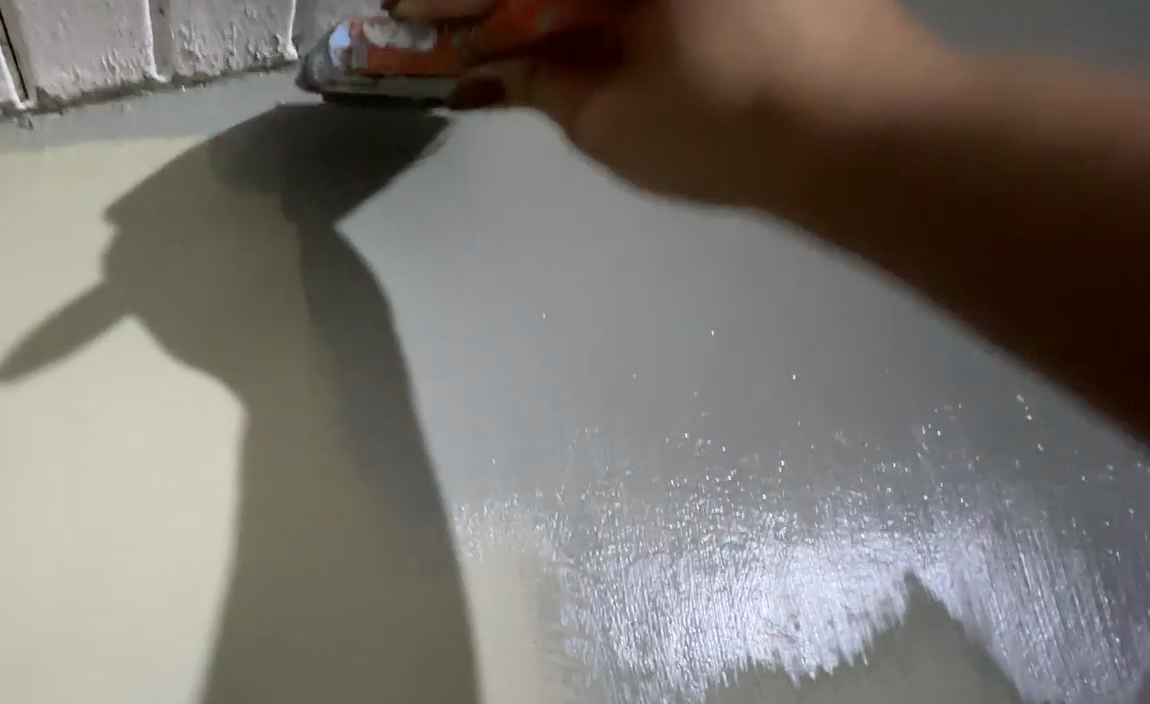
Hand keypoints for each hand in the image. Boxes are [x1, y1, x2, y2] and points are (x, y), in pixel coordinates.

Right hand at [388, 0, 959, 206]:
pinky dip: (589, 11)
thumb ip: (539, 79)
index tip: (405, 10)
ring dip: (542, 7)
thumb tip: (484, 70)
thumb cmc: (725, 126)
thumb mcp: (607, 116)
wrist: (861, 128)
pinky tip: (556, 37)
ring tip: (496, 39)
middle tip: (451, 26)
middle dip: (496, 0)